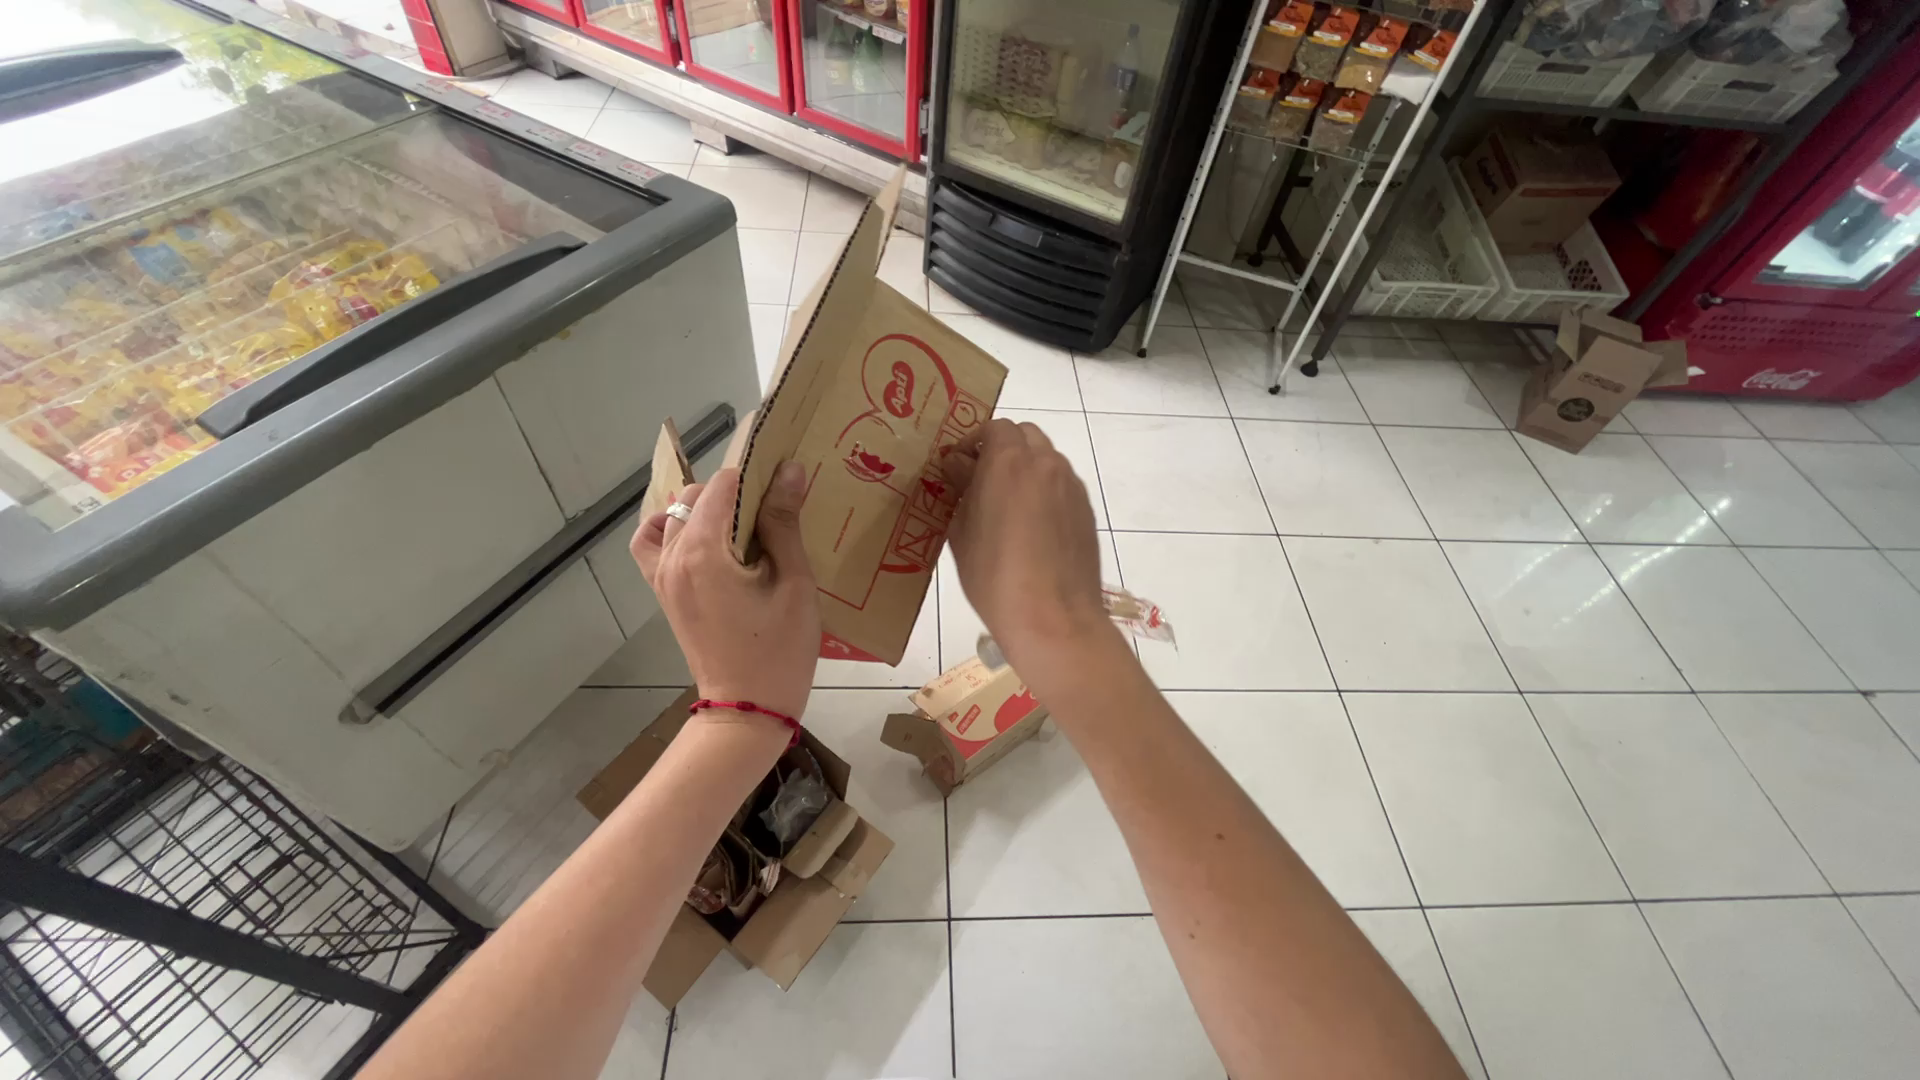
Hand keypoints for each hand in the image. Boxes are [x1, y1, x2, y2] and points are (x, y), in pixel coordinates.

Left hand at [631, 462, 818, 719]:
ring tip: (742, 530)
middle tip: (773, 517)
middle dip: (734, 494)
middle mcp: (673, 556)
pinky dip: (672, 531)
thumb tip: (789, 470)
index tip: (784, 491)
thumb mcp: (795, 584)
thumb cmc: (780, 650)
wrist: (748, 707)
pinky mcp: (663, 592)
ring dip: (707, 511)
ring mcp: (662, 576)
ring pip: (675, 516)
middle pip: (696, 496)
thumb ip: (785, 523)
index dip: (756, 477)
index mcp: (704, 552)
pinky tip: (705, 541)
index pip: (723, 485)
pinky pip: (653, 544)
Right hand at [945, 419, 1106, 670]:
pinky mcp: (1086, 511)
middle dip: (1002, 449)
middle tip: (980, 481)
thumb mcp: (961, 532)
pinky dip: (1044, 491)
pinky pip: (1061, 486)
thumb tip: (958, 466)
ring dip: (1025, 469)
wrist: (1053, 618)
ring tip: (1006, 506)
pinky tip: (1031, 528)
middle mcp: (1046, 464)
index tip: (958, 467)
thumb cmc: (994, 577)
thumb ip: (960, 489)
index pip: (994, 428)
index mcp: (1009, 462)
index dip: (974, 442)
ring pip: (1046, 460)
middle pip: (1024, 436)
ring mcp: (1071, 486)